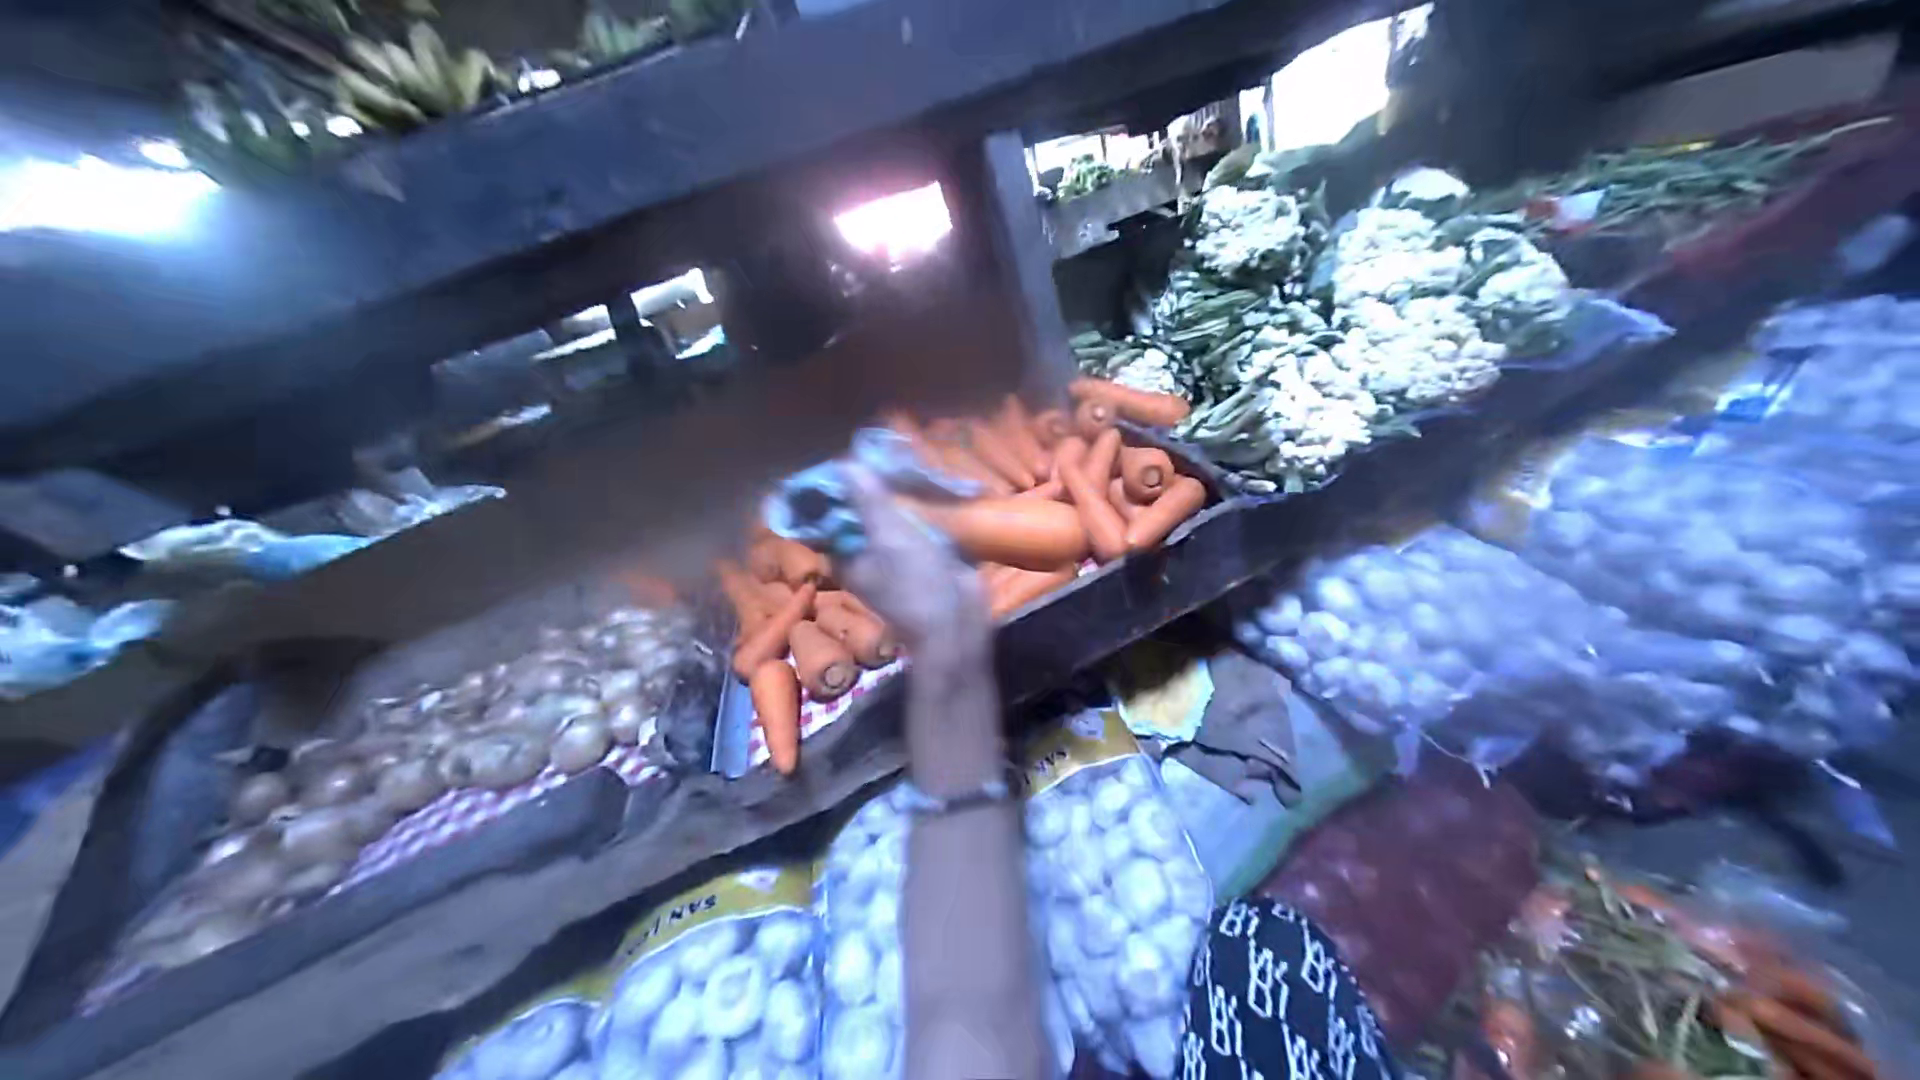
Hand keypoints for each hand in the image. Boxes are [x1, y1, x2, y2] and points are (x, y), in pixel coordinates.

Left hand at [838, 464, 988, 657]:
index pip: (830, 513)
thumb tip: (844, 465)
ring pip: (891, 514)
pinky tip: (928, 485)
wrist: (957, 623)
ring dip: (898, 494)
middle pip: (862, 510)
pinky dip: (920, 507)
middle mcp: (866, 552)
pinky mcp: (923, 554)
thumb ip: (867, 499)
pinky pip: (915, 523)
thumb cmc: (916, 582)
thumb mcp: (889, 535)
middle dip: (873, 485)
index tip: (850, 459)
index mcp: (846, 553)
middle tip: (884, 454)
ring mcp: (896, 553)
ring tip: (905, 462)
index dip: (836, 487)